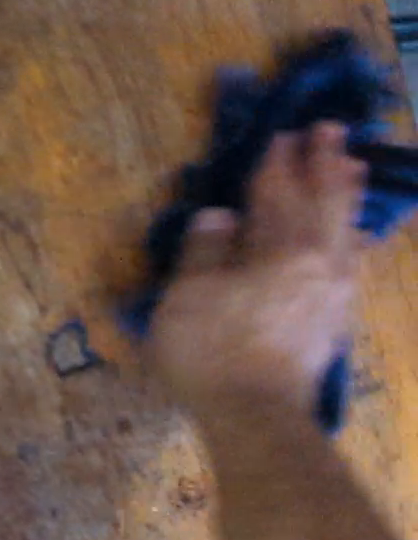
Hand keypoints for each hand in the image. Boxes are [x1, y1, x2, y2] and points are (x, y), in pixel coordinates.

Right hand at [148, 121, 366, 424]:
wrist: (254, 409)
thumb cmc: (207, 349)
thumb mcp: (187, 296)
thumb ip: (205, 251)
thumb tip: (220, 214)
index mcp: (278, 252)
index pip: (277, 197)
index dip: (276, 166)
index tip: (280, 135)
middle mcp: (318, 261)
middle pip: (324, 204)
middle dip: (324, 165)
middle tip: (331, 130)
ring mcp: (334, 287)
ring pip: (346, 227)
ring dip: (346, 194)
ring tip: (352, 166)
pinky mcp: (336, 311)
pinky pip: (351, 255)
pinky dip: (351, 231)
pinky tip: (351, 231)